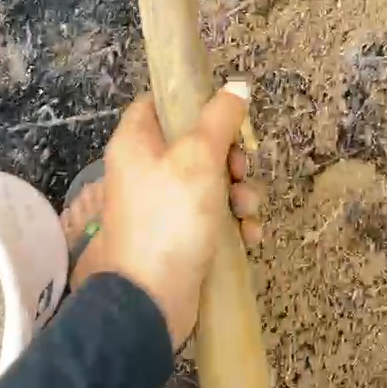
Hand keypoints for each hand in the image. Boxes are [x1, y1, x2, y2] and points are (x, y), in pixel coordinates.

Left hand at [79, 82, 259, 348]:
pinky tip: (249, 235)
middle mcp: (146, 170)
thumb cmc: (170, 217)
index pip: (158, 103)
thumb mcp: (200, 157)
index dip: (191, 101)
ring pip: (213, 181)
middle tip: (241, 170)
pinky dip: (234, 222)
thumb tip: (238, 85)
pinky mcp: (181, 236)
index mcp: (137, 143)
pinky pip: (214, 216)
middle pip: (197, 143)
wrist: (150, 302)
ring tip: (247, 210)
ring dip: (240, 193)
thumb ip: (221, 118)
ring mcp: (164, 205)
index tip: (223, 109)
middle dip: (231, 157)